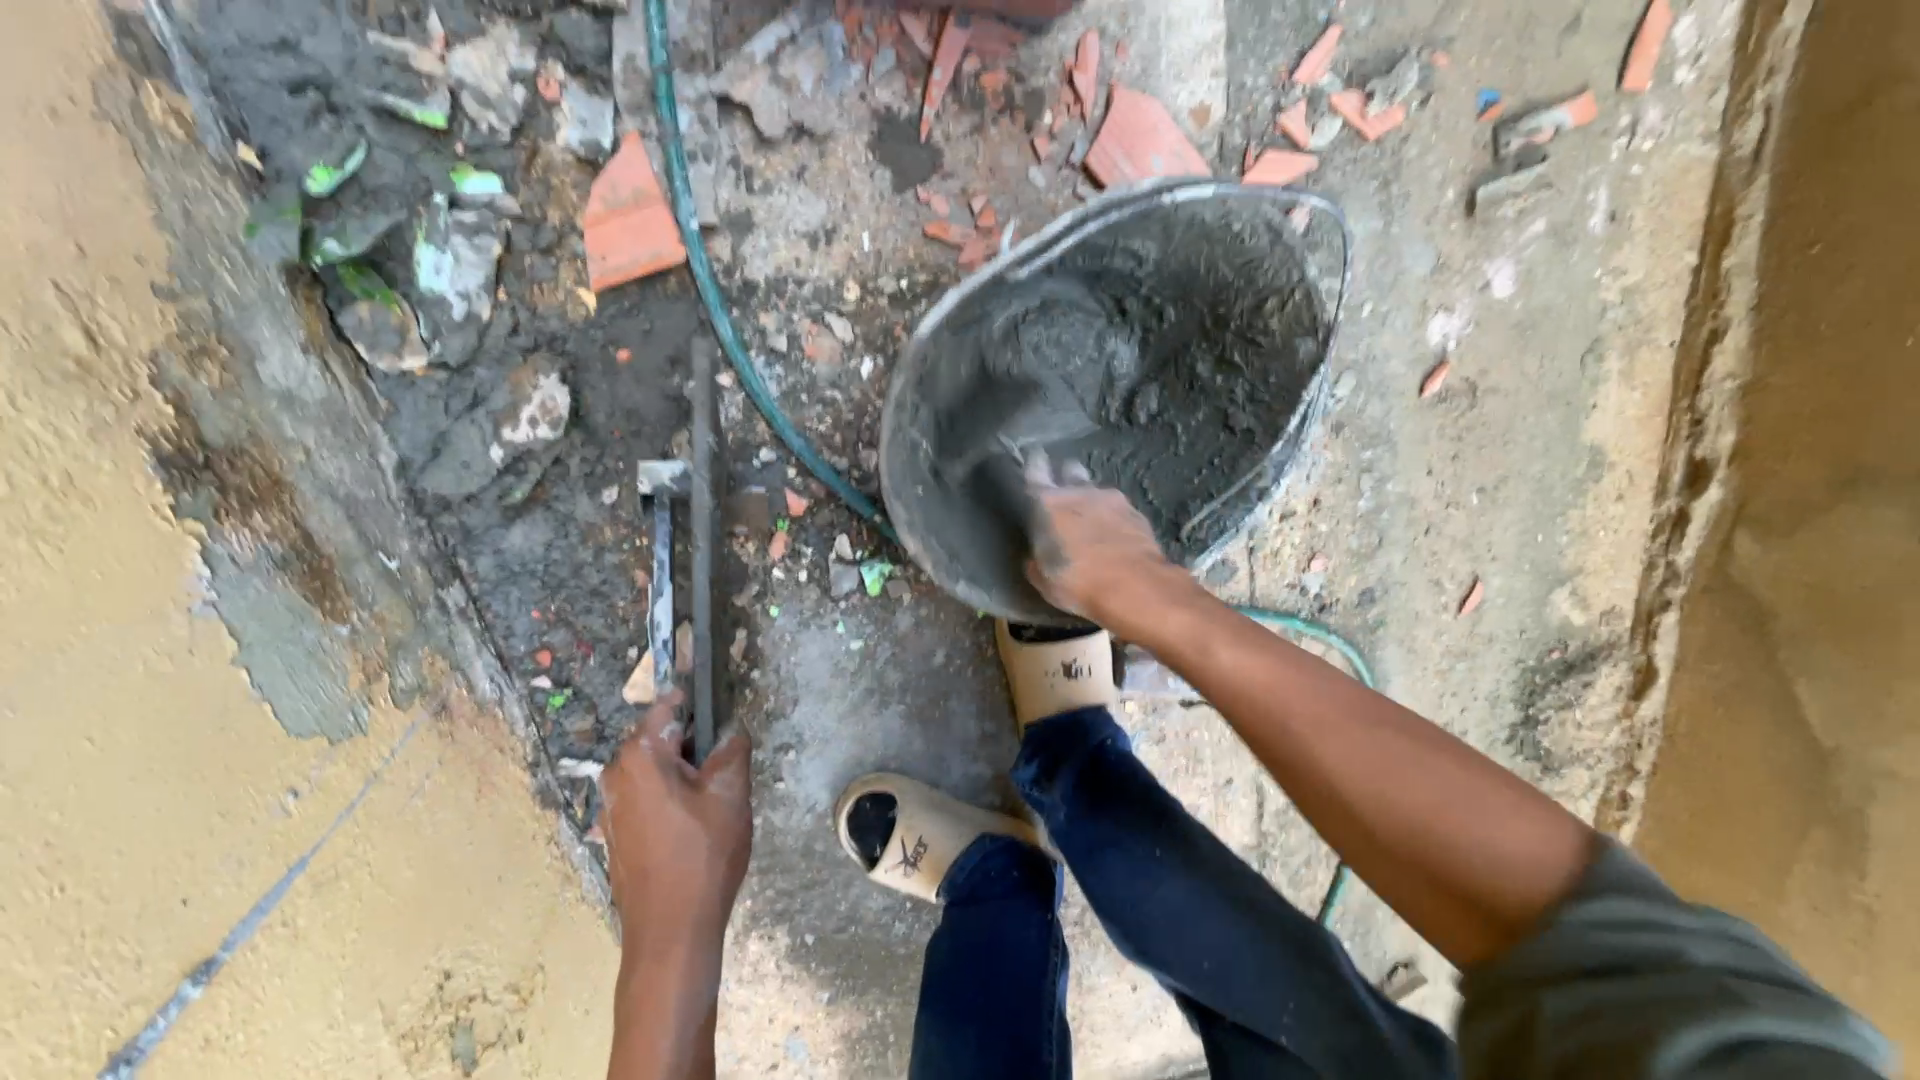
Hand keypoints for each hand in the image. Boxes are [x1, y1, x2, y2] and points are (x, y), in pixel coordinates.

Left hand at [600, 690, 753, 954]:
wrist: (671, 931)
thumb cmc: (703, 855)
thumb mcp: (731, 795)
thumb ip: (733, 750)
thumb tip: (732, 729)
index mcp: (639, 757)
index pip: (667, 706)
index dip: (697, 700)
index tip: (723, 703)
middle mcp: (615, 776)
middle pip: (661, 740)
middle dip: (695, 747)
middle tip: (727, 771)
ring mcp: (612, 808)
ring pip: (656, 772)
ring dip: (685, 776)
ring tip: (715, 803)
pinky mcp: (617, 834)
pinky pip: (648, 799)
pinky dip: (671, 800)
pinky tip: (696, 827)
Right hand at [1023, 451, 1190, 625]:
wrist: (1135, 587)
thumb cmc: (1078, 582)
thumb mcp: (1043, 579)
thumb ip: (1036, 560)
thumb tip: (1036, 556)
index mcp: (1048, 503)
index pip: (1036, 470)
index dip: (1034, 464)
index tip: (1034, 460)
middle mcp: (1080, 492)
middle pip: (1070, 470)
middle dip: (1066, 476)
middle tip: (1063, 493)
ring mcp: (1112, 500)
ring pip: (1096, 491)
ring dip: (1092, 502)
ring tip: (1092, 522)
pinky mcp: (1137, 513)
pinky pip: (1119, 510)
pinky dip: (1113, 519)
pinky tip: (1114, 535)